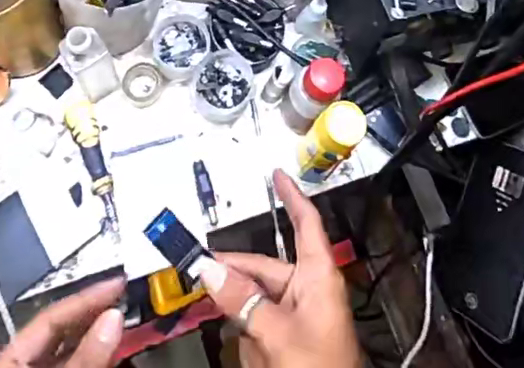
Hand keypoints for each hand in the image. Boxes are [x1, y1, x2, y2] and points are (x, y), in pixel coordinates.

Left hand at [0, 276, 125, 367]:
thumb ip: (82, 357)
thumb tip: (113, 318)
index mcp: (6, 359)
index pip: (52, 315)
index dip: (87, 296)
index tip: (119, 282)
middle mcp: (17, 363)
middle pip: (61, 331)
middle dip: (96, 314)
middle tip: (126, 299)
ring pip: (69, 350)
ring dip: (98, 336)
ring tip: (125, 325)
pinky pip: (74, 365)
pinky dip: (93, 357)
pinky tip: (112, 351)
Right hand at [192, 170, 359, 367]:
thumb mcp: (276, 334)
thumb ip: (241, 300)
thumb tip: (210, 270)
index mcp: (318, 273)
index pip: (306, 221)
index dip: (292, 196)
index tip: (278, 175)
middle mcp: (311, 288)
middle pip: (267, 268)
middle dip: (240, 280)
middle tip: (205, 273)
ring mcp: (302, 317)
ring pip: (258, 305)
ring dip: (248, 327)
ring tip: (258, 352)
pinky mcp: (293, 341)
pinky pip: (262, 331)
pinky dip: (254, 347)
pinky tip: (260, 363)